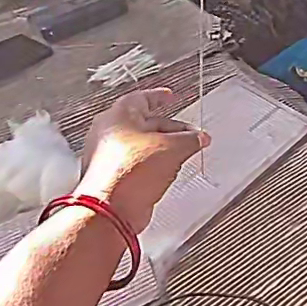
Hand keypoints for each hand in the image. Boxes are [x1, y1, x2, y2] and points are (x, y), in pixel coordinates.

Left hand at [74, 88, 208, 229]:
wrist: (111, 209)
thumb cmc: (129, 173)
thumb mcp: (173, 148)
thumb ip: (191, 139)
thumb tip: (200, 138)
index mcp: (118, 116)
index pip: (142, 98)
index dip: (160, 97)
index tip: (169, 96)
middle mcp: (108, 133)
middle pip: (145, 123)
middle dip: (171, 129)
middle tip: (191, 134)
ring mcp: (107, 155)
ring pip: (141, 145)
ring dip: (163, 148)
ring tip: (182, 153)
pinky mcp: (111, 176)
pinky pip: (136, 164)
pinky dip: (153, 164)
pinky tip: (167, 171)